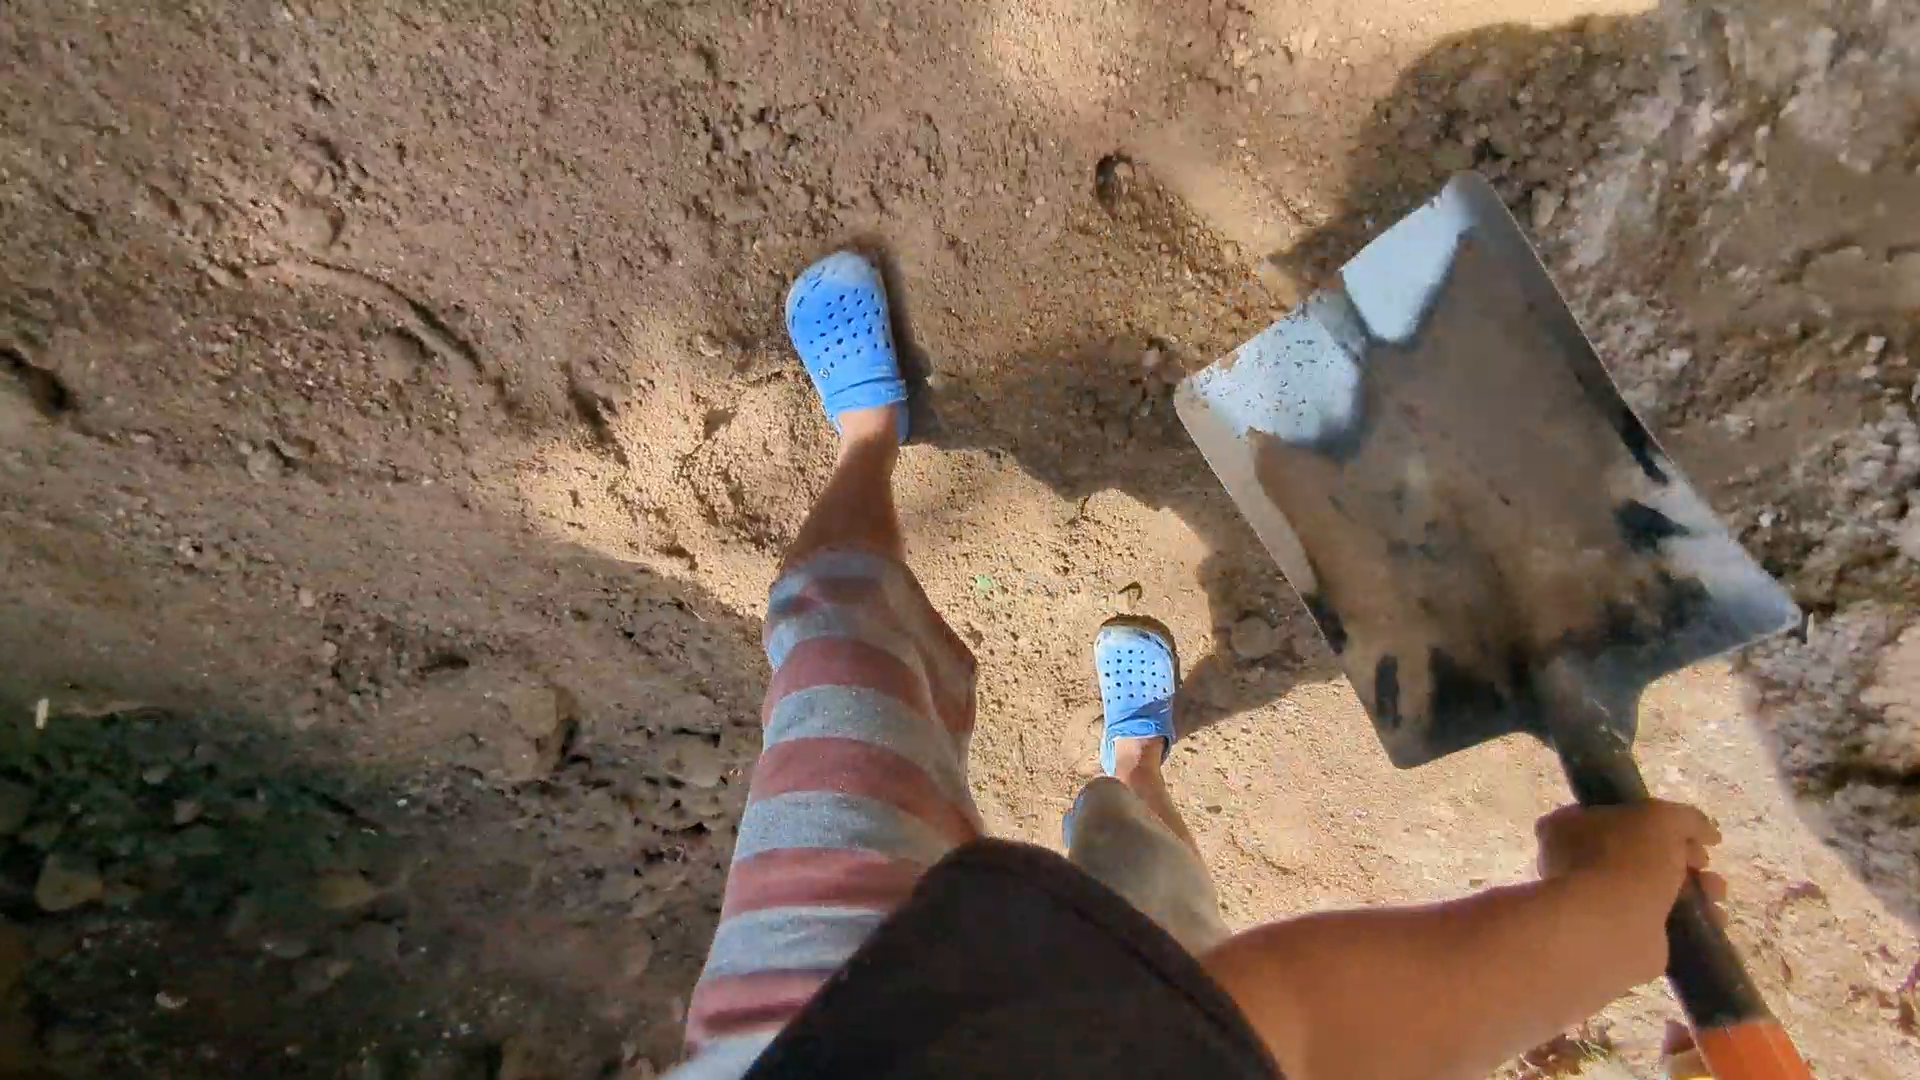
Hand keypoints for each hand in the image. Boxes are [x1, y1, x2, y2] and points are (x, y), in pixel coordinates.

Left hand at [1534, 801, 1726, 981]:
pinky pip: (1661, 915)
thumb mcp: (1659, 818)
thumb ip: (1683, 817)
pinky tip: (1713, 918)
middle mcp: (1570, 857)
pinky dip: (1691, 916)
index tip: (1686, 836)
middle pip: (1639, 850)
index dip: (1655, 823)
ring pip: (1654, 884)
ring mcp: (1594, 894)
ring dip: (1694, 887)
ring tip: (1713, 893)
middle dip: (1682, 857)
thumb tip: (1704, 833)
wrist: (1612, 923)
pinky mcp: (1619, 926)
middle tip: (1700, 865)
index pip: (1614, 815)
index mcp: (1564, 825)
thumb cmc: (1625, 859)